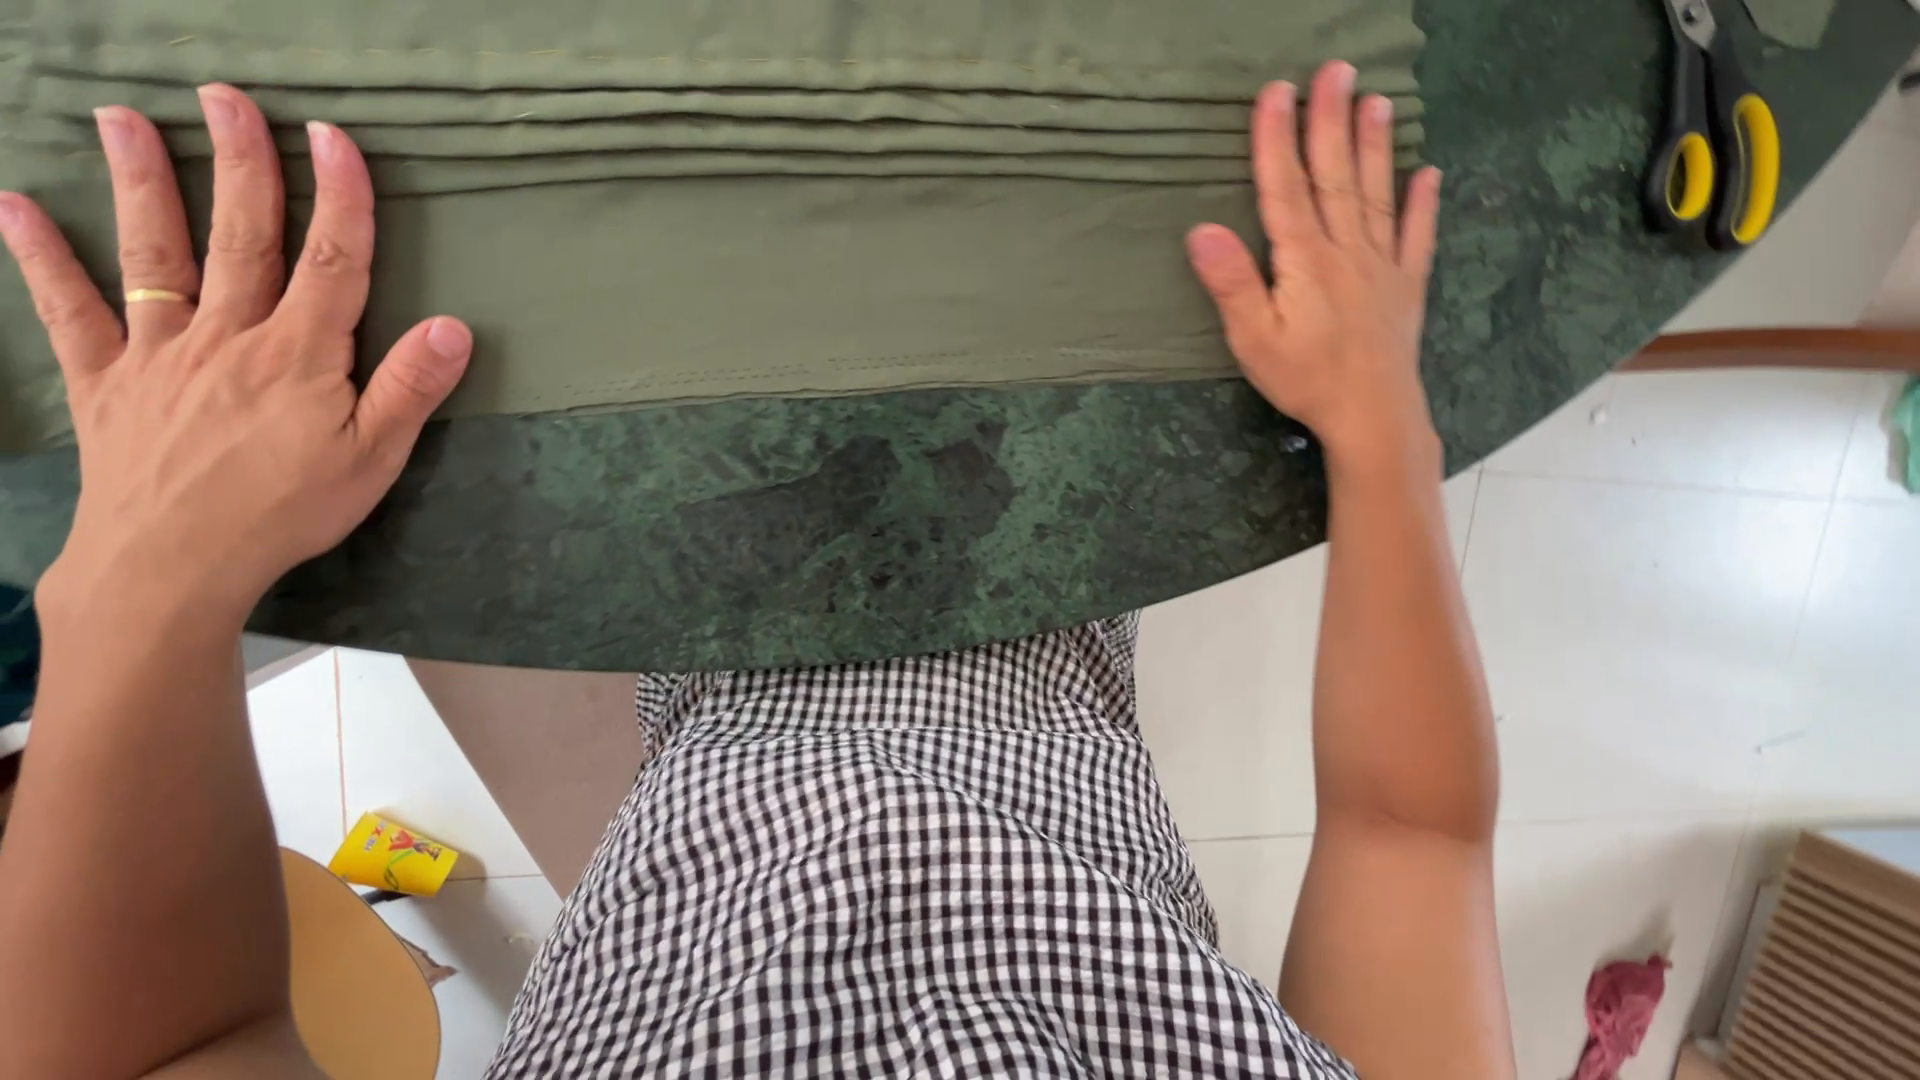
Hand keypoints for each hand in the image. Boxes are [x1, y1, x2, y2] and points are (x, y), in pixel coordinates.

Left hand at [0, 86, 470, 623]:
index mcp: (301, 355)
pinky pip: (71, 311)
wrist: (175, 561)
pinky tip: (14, 207)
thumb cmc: (291, 509)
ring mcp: (160, 352)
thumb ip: (411, 387)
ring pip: (155, 257)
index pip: (332, 263)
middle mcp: (229, 336)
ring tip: (123, 120)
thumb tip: (453, 326)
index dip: (339, 200)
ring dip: (140, 185)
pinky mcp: (107, 379)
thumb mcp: (376, 456)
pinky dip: (39, 258)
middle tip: (226, 101)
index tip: (335, 140)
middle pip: (240, 239)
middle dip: (239, 166)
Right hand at [1186, 61, 1441, 472]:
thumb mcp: (1253, 340)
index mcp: (1304, 261)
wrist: (1372, 415)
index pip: (1285, 189)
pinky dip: (1423, 204)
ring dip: (1374, 147)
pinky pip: (1416, 237)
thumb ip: (1232, 284)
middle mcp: (1346, 250)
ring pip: (1374, 195)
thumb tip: (1201, 230)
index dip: (1277, 140)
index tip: (1274, 93)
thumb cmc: (1304, 379)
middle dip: (1330, 122)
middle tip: (1335, 71)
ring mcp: (1381, 265)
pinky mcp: (1405, 287)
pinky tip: (1428, 175)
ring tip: (1377, 101)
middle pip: (1334, 177)